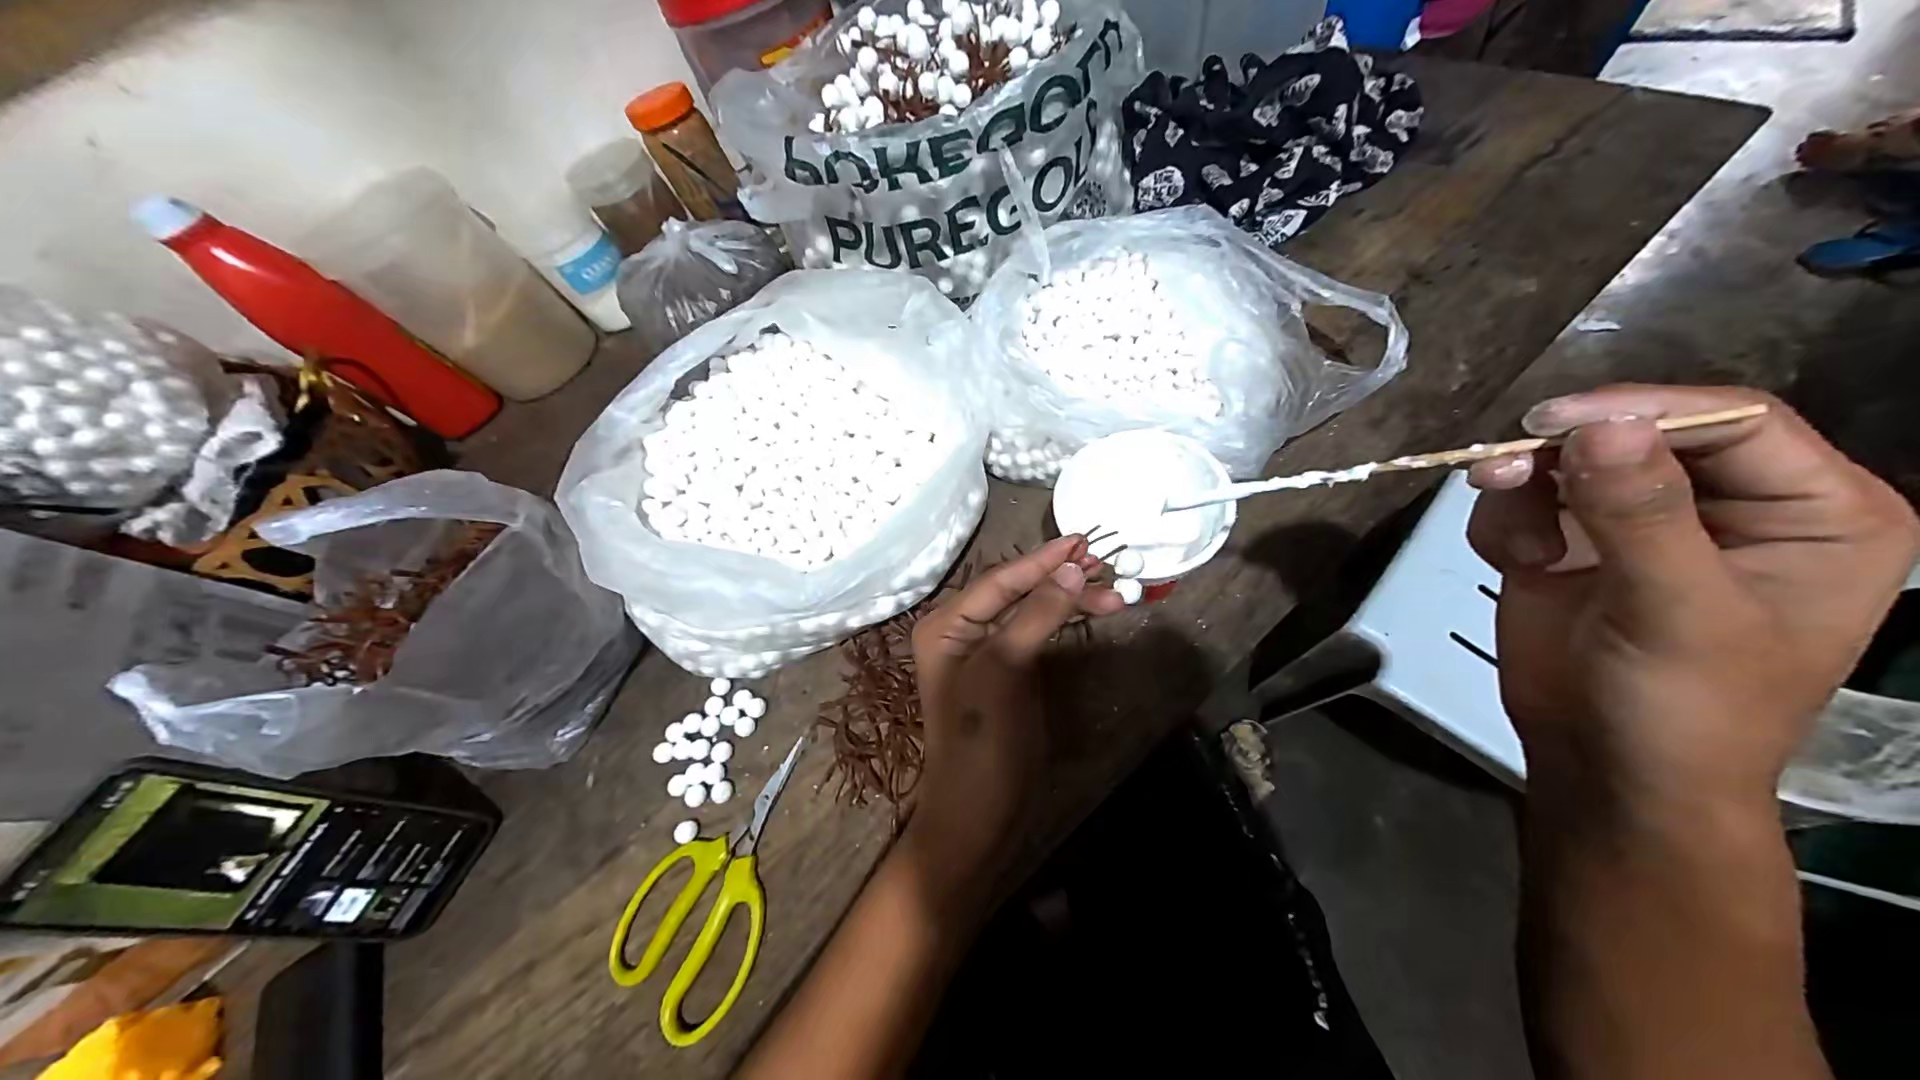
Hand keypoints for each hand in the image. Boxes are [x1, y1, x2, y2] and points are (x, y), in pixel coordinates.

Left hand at [902, 535, 1125, 909]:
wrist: (978, 812)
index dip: (1042, 560)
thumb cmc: (981, 738)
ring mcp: (987, 653)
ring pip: (1032, 611)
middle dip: (1061, 578)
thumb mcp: (1005, 669)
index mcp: (945, 624)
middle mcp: (961, 631)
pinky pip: (1038, 635)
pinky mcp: (1010, 673)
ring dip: (1070, 600)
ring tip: (1115, 594)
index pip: (999, 579)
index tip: (1084, 541)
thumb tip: (1073, 567)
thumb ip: (1037, 615)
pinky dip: (1066, 623)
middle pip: (1016, 591)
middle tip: (1108, 566)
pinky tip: (1092, 614)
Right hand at [1468, 385, 1918, 811]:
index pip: (1733, 424)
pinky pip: (1526, 501)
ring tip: (1513, 544)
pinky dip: (1504, 523)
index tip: (1551, 424)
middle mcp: (1727, 507)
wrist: (1605, 767)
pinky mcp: (1572, 543)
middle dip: (1563, 454)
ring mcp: (1640, 524)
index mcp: (1809, 513)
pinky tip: (1512, 561)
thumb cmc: (1683, 708)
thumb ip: (1643, 515)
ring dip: (1524, 492)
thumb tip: (1600, 425)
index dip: (1643, 412)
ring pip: (1568, 463)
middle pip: (1638, 435)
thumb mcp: (1677, 611)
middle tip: (1498, 471)